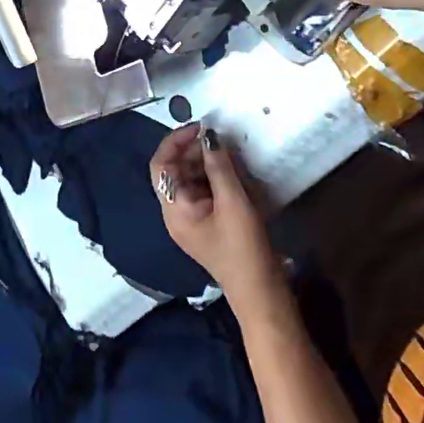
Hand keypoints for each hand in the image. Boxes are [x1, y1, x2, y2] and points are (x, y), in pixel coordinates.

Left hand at [150, 124, 283, 310]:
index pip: (160, 166)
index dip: (175, 142)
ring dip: (206, 162)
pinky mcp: (209, 224)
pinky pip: (205, 192)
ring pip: (191, 179)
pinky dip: (215, 177)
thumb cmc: (244, 248)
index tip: (199, 128)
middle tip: (219, 138)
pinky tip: (233, 170)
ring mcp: (193, 220)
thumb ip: (219, 166)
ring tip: (228, 151)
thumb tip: (209, 135)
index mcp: (173, 210)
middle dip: (193, 151)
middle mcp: (176, 213)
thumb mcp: (233, 202)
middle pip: (175, 171)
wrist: (263, 294)